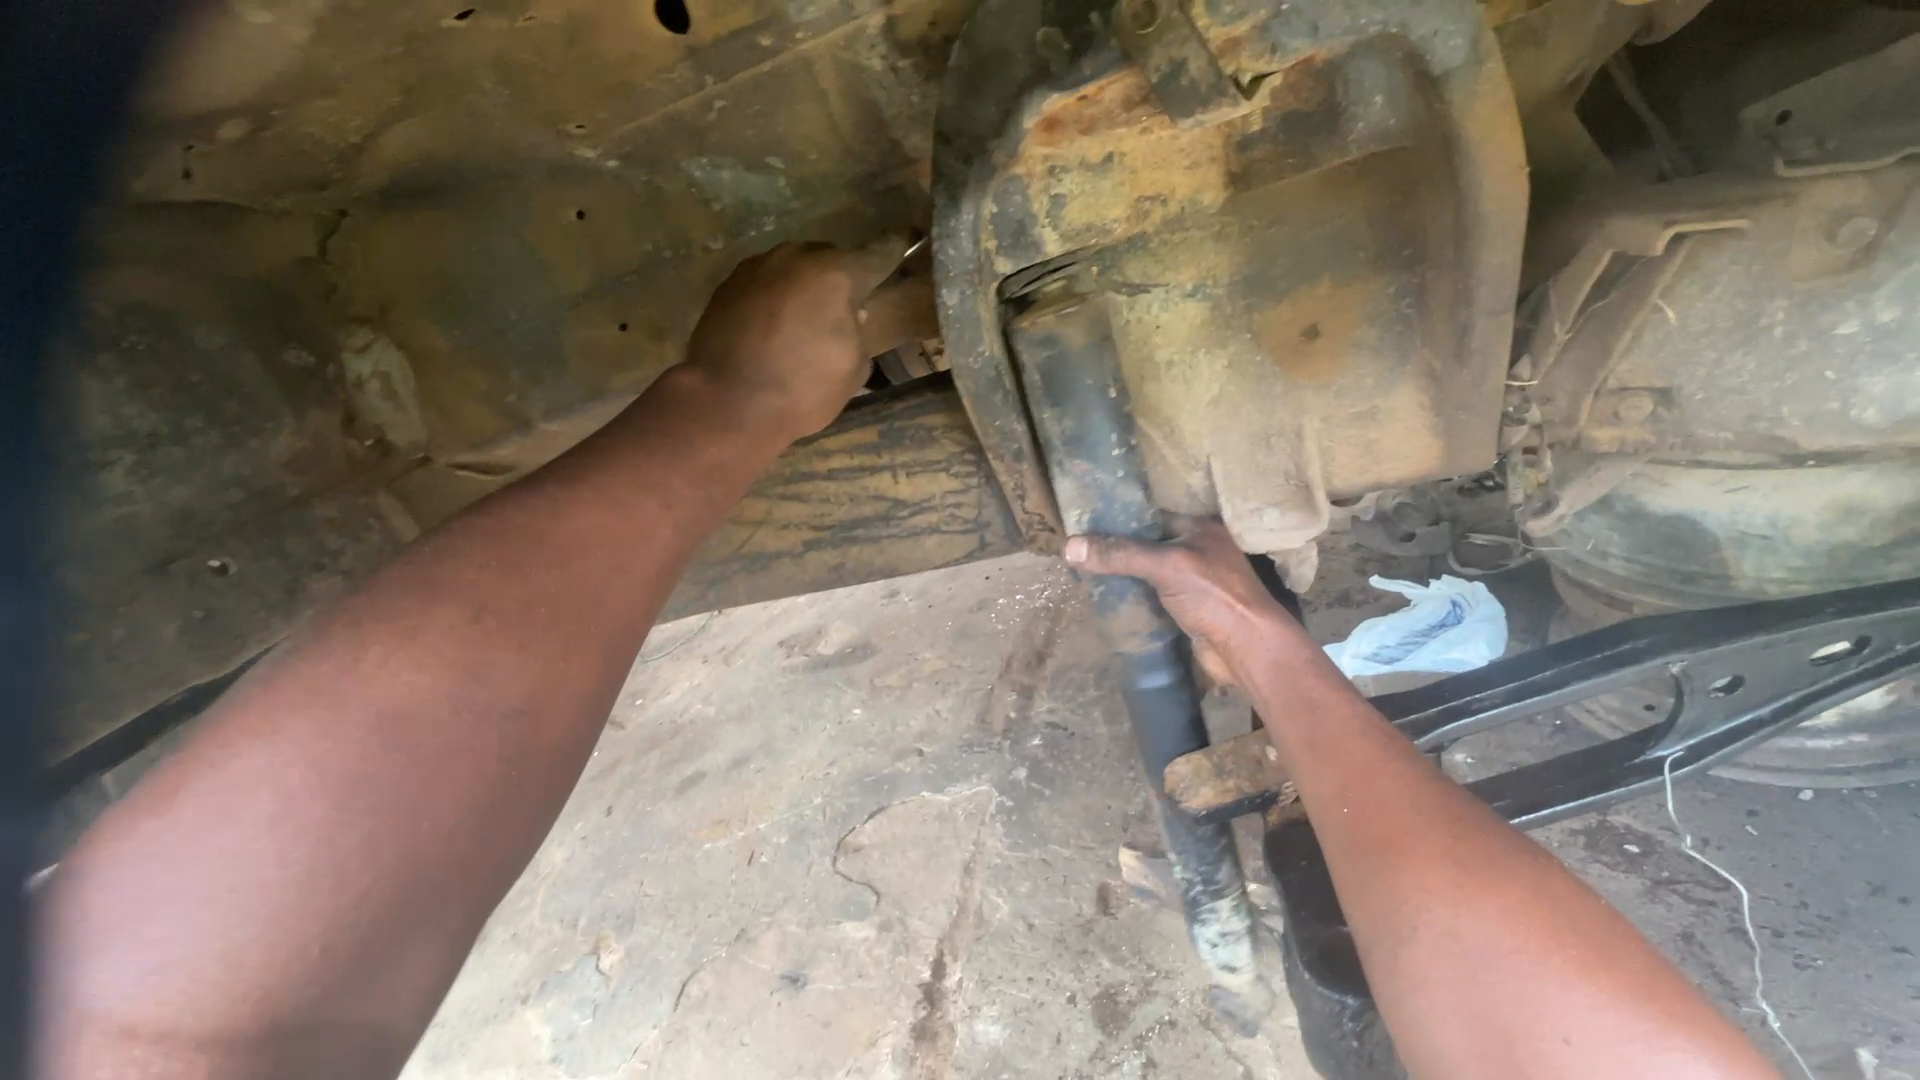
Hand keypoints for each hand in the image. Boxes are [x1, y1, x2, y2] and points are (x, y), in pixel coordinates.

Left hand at [684, 238, 917, 440]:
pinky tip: (772, 328)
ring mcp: (757, 266)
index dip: (899, 248)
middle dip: (841, 279)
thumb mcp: (853, 369)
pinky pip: (765, 283)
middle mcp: (796, 257)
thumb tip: (849, 319)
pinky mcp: (727, 284)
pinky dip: (774, 299)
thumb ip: (859, 332)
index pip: (880, 252)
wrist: (727, 404)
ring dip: (804, 287)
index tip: (910, 240)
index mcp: (836, 274)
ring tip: (804, 322)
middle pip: (830, 258)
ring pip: (794, 268)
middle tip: (844, 310)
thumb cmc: (802, 390)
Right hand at [1064, 517, 1306, 685]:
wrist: (1246, 648)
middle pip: (1148, 544)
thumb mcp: (1165, 564)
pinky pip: (1151, 597)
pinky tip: (1105, 596)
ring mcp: (1192, 583)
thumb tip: (1069, 546)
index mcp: (1201, 528)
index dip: (1123, 514)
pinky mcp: (1185, 611)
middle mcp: (1198, 551)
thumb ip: (1119, 554)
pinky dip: (1131, 597)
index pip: (1154, 513)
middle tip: (1079, 545)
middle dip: (1118, 546)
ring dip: (1123, 574)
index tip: (1087, 517)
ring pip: (1148, 572)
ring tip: (1084, 568)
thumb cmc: (1215, 595)